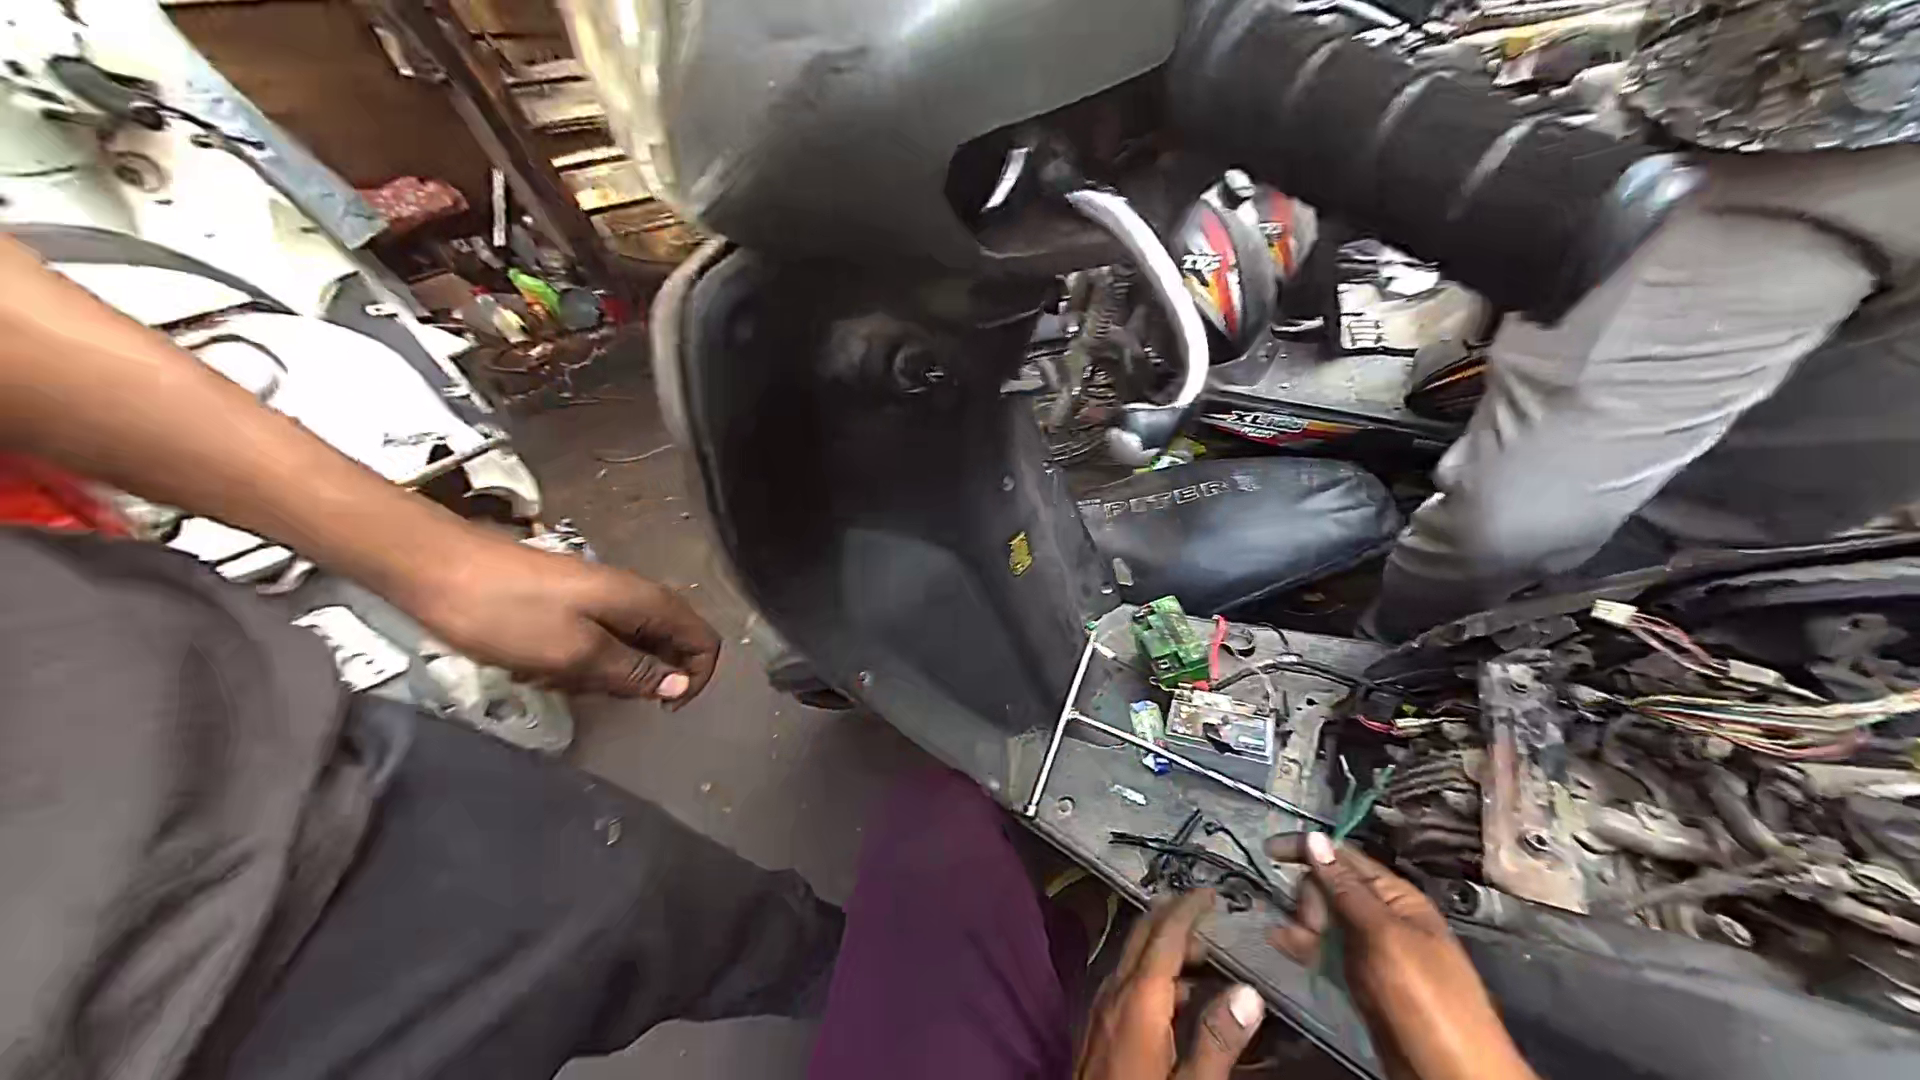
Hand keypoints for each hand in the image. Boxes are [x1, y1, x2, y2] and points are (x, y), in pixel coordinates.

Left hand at [396, 530, 721, 704]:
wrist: (439, 567)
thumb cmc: (509, 613)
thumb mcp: (575, 653)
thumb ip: (634, 672)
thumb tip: (681, 685)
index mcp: (648, 603)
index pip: (704, 642)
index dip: (695, 678)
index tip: (661, 707)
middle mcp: (638, 597)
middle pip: (671, 647)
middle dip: (639, 678)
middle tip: (591, 690)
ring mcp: (607, 598)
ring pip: (633, 648)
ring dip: (603, 673)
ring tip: (554, 675)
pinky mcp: (579, 603)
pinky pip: (602, 640)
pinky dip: (581, 660)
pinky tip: (540, 663)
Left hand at [1075, 890, 1265, 1079]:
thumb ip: (1218, 1040)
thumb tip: (1248, 992)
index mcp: (1138, 999)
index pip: (1164, 936)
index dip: (1187, 910)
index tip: (1210, 893)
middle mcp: (1115, 991)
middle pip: (1143, 937)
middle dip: (1172, 917)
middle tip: (1207, 910)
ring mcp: (1102, 1007)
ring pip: (1134, 958)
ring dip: (1164, 947)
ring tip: (1204, 954)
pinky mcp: (1099, 1026)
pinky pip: (1128, 982)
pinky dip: (1154, 974)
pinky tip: (1178, 998)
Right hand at [1264, 833, 1536, 1079]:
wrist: (1454, 1079)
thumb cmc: (1427, 1000)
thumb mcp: (1386, 937)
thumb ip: (1346, 888)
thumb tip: (1314, 838)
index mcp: (1396, 898)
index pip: (1343, 856)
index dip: (1306, 849)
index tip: (1268, 852)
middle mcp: (1381, 915)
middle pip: (1328, 885)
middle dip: (1309, 898)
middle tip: (1309, 927)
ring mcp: (1369, 947)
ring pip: (1321, 917)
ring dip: (1302, 922)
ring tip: (1296, 943)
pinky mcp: (1358, 975)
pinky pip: (1323, 947)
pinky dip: (1302, 943)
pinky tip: (1283, 945)